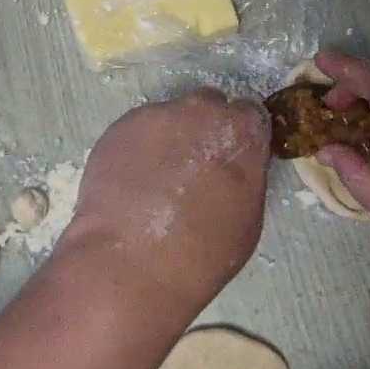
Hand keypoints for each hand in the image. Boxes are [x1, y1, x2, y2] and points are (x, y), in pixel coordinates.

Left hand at [56, 89, 271, 302]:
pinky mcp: (120, 126)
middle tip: (193, 168)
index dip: (239, 137)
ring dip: (170, 138)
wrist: (131, 262)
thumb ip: (245, 174)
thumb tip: (231, 165)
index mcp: (242, 130)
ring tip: (157, 180)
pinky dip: (138, 149)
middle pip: (207, 106)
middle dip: (204, 129)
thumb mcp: (248, 216)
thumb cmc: (202, 251)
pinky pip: (138, 131)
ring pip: (169, 117)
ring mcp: (157, 115)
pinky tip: (132, 183)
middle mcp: (201, 110)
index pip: (248, 115)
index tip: (229, 158)